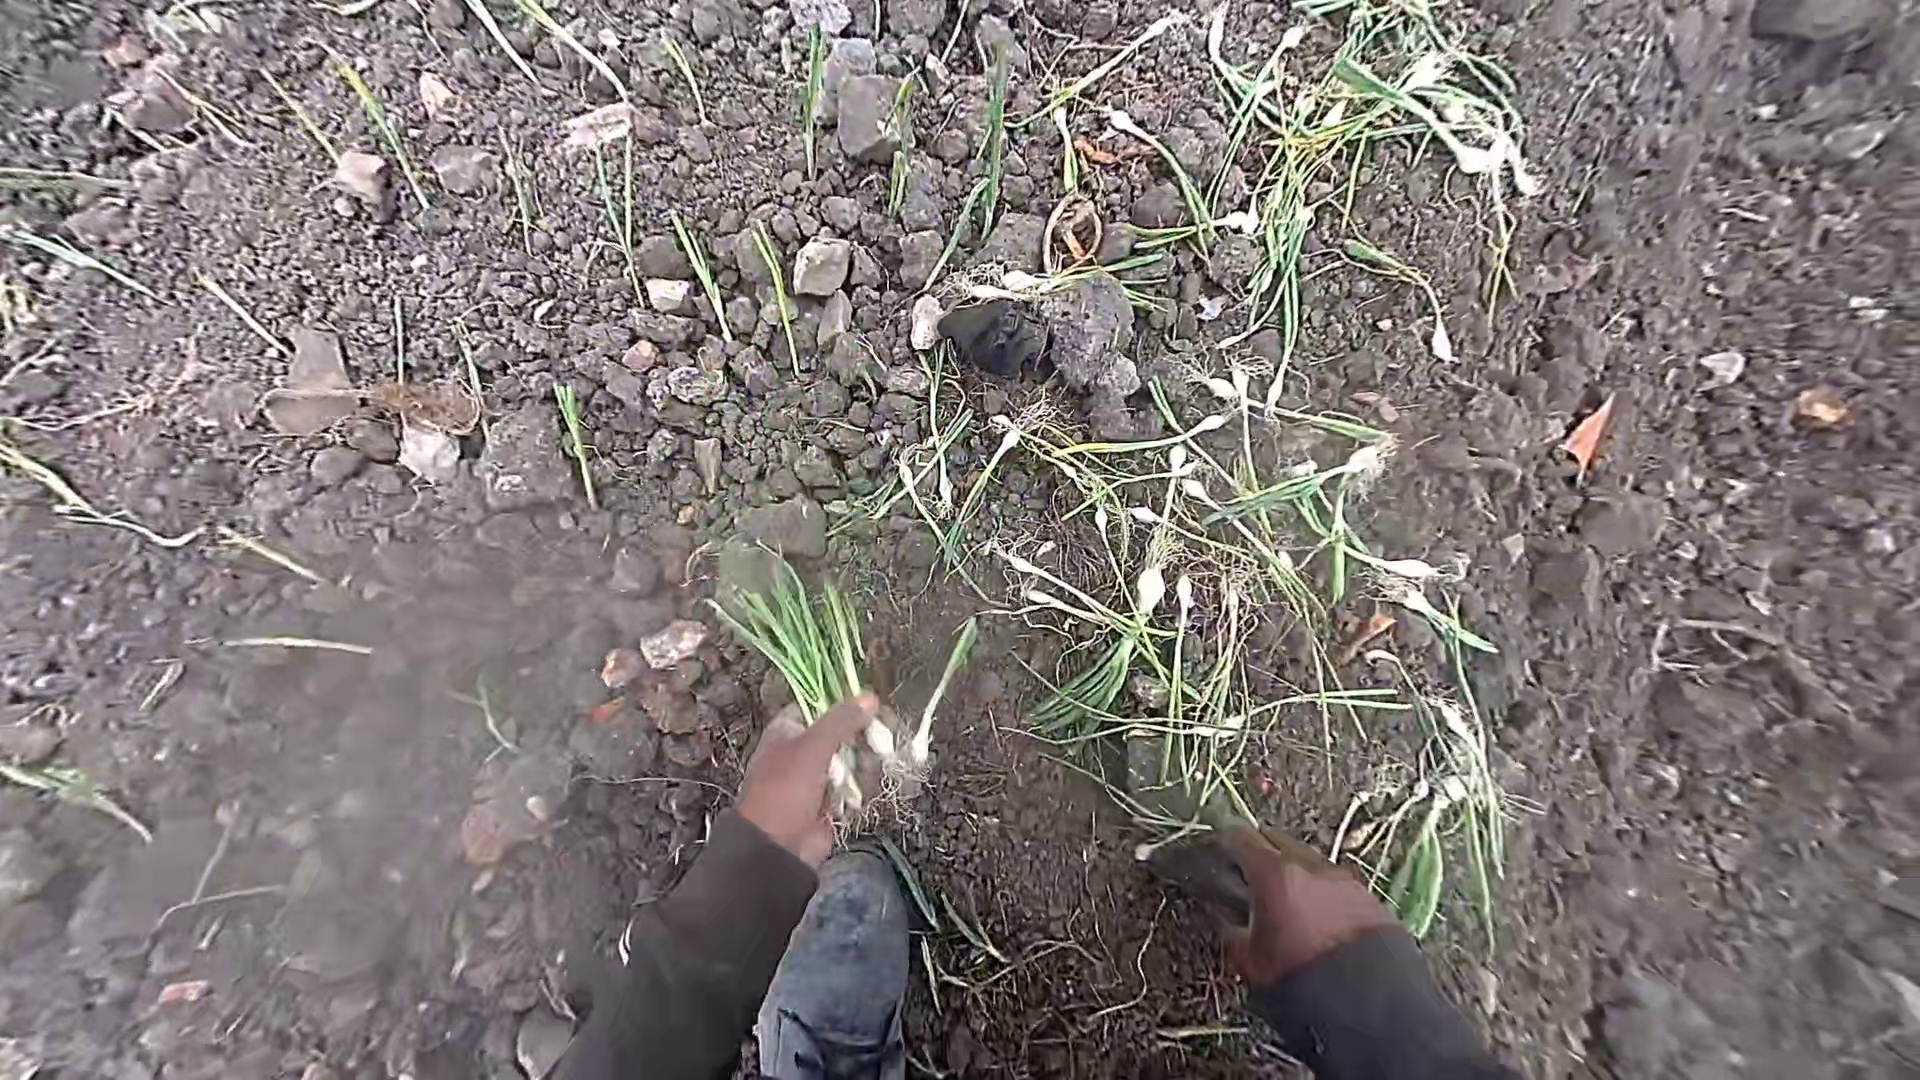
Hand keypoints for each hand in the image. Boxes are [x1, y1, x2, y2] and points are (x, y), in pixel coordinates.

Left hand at [736, 694, 876, 866]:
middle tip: (879, 738)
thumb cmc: (784, 791)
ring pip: (852, 759)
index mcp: (788, 731)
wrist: (775, 851)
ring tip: (870, 769)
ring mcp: (817, 777)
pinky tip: (866, 788)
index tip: (871, 705)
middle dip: (861, 736)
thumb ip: (841, 720)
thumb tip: (870, 697)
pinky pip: (854, 785)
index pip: (820, 705)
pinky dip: (862, 786)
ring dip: (864, 764)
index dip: (845, 704)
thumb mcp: (812, 747)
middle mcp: (803, 750)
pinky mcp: (831, 801)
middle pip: (841, 732)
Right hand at [1219, 827, 1395, 986]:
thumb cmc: (1308, 986)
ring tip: (1290, 901)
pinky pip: (1337, 883)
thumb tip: (1224, 918)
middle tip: (1251, 874)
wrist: (1379, 1019)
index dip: (1225, 842)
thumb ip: (1230, 929)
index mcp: (1273, 873)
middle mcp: (1309, 866)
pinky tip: (1322, 920)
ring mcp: (1344, 881)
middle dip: (1260, 850)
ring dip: (1294, 871)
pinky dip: (1324, 892)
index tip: (1219, 850)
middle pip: (1275, 838)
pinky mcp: (1372, 900)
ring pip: (1308, 859)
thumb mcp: (1251, 961)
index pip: (1239, 836)